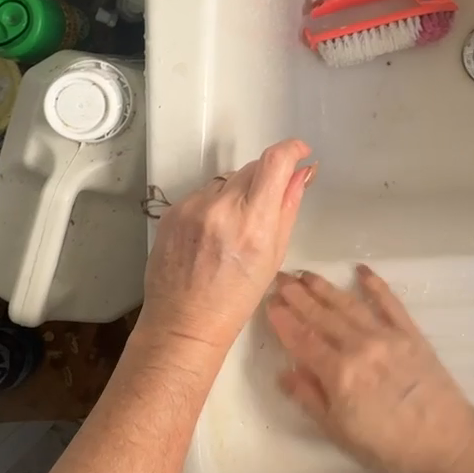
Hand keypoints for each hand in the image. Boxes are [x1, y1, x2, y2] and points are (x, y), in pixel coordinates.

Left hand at [139, 139, 314, 353]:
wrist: (183, 323)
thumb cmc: (235, 298)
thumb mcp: (274, 255)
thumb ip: (288, 207)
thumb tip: (301, 173)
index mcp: (253, 223)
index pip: (274, 162)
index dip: (290, 149)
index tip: (299, 151)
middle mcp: (221, 208)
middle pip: (252, 167)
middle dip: (265, 179)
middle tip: (265, 207)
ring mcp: (192, 208)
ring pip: (227, 180)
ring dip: (237, 193)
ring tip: (233, 229)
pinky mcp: (173, 211)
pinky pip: (203, 194)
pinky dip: (214, 205)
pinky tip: (211, 234)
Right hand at [266, 265, 473, 472]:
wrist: (448, 441)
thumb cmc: (390, 449)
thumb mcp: (341, 434)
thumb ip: (311, 399)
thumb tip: (284, 373)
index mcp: (339, 374)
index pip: (303, 340)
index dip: (284, 320)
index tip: (268, 302)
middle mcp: (359, 346)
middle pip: (322, 316)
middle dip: (298, 296)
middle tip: (279, 277)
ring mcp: (386, 335)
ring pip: (348, 305)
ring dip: (325, 287)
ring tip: (306, 274)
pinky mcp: (410, 332)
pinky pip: (389, 302)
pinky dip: (374, 284)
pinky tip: (360, 270)